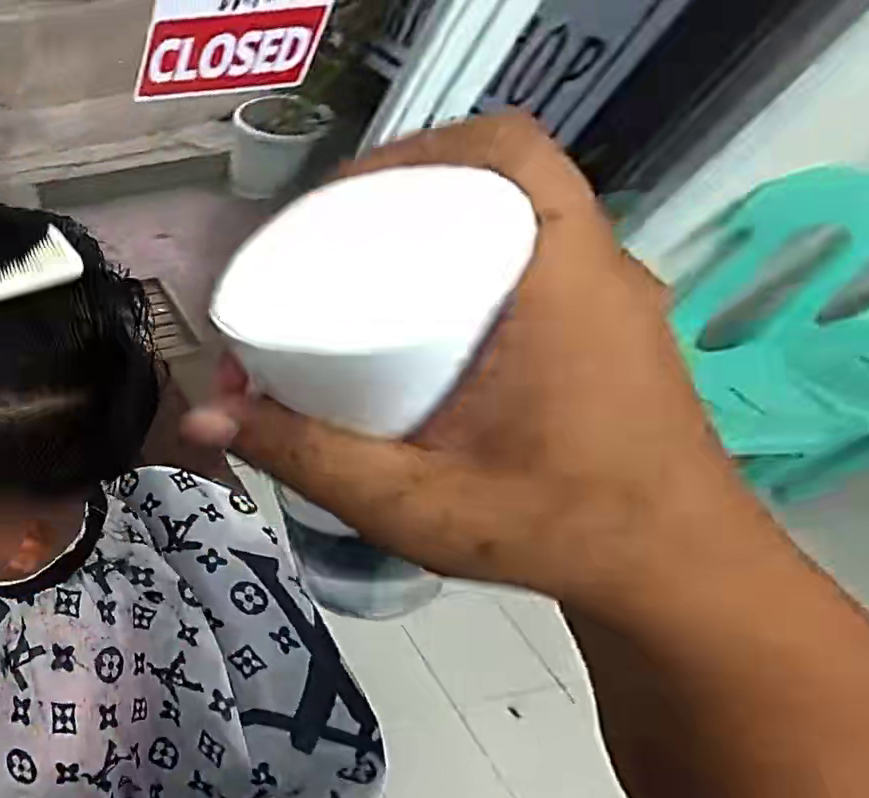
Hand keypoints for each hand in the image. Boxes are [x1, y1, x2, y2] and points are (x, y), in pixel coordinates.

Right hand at [184, 114, 770, 611]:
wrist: (667, 573)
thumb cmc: (545, 531)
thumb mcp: (403, 498)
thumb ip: (299, 454)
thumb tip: (200, 419)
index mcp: (558, 284)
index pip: (498, 155)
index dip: (404, 157)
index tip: (322, 213)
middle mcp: (585, 272)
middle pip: (481, 188)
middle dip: (383, 209)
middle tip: (307, 264)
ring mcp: (593, 301)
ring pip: (494, 229)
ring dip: (412, 242)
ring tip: (335, 296)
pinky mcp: (585, 333)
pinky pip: (506, 269)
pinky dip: (442, 274)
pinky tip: (390, 330)